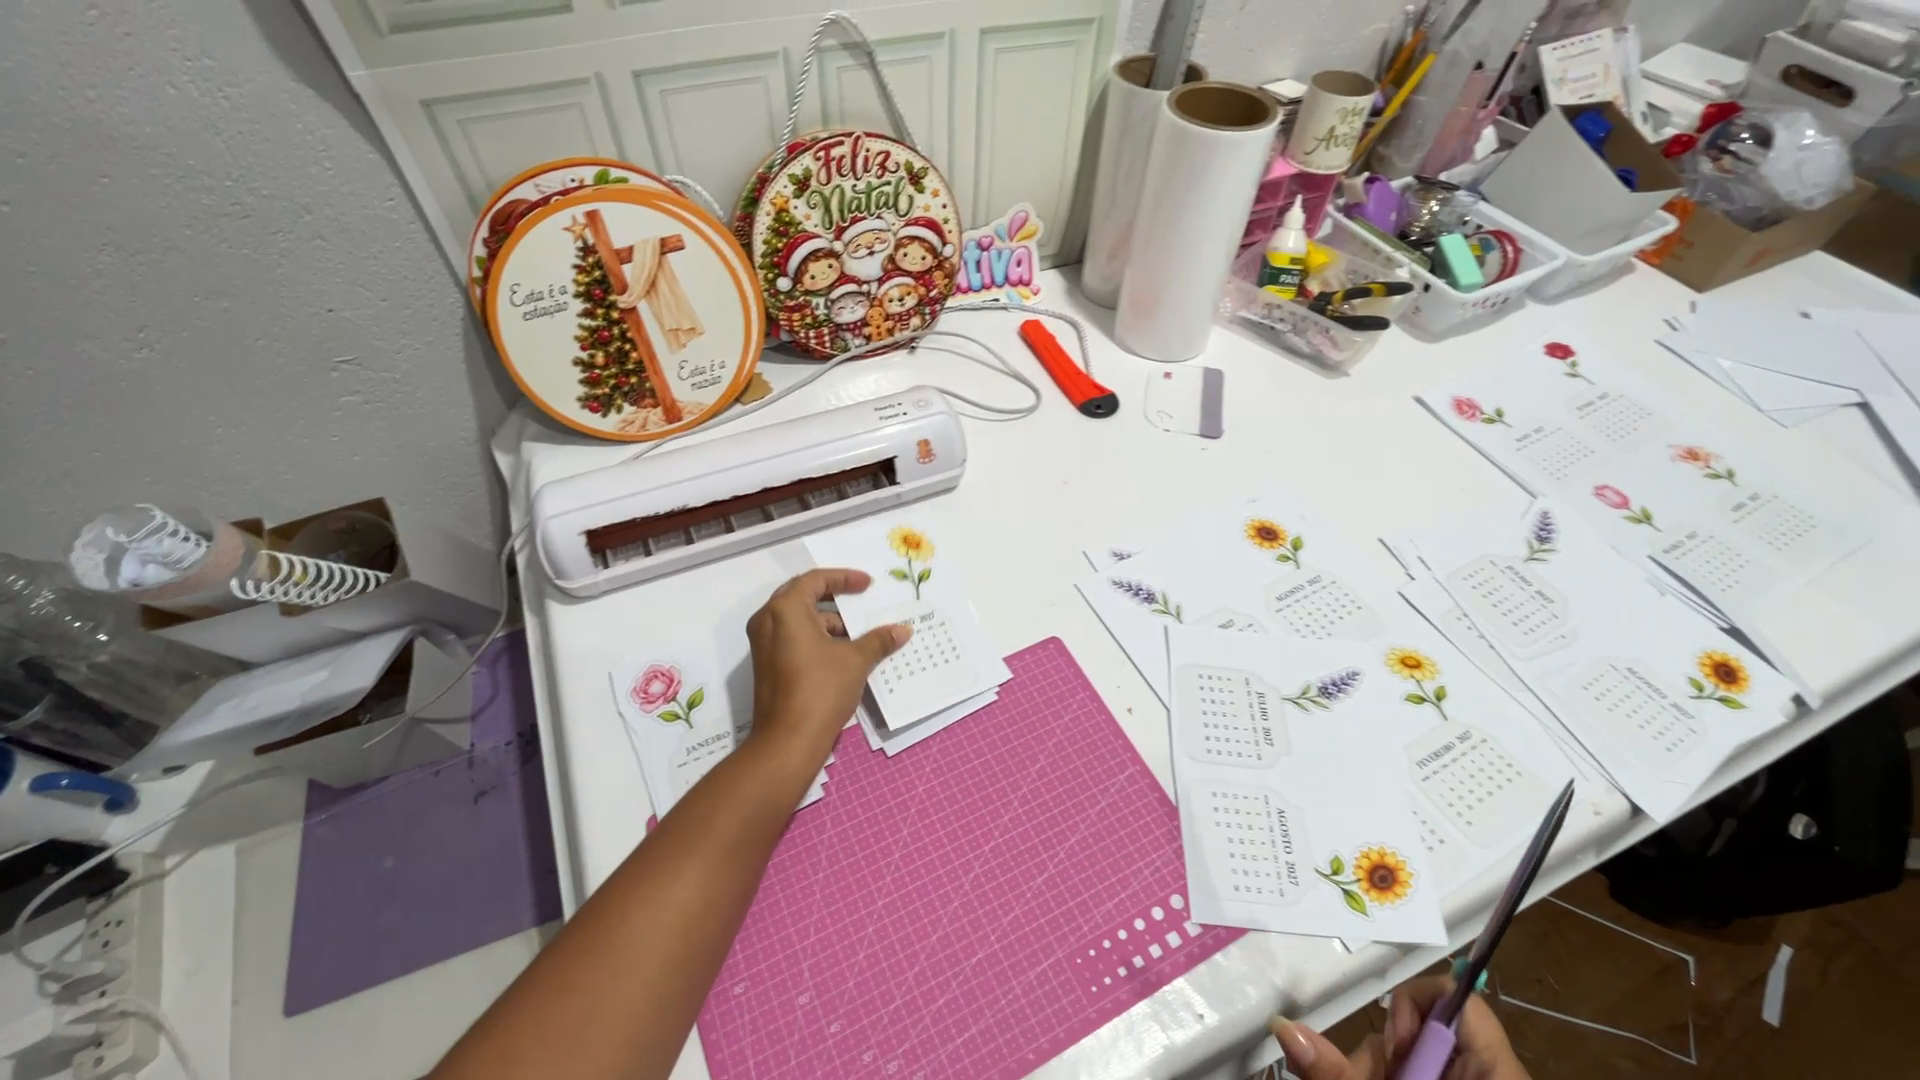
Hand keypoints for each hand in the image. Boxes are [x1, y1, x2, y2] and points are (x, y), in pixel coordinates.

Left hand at [745, 568, 909, 762]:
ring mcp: (763, 645)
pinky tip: (843, 653)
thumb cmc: (821, 690)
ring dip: (828, 622)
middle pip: (802, 596)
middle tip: (859, 600)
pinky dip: (817, 639)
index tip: (867, 585)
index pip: (815, 580)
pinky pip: (793, 639)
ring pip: (798, 620)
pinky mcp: (767, 665)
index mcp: (785, 610)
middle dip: (834, 597)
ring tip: (859, 634)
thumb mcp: (855, 661)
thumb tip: (903, 630)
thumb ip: (878, 640)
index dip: (844, 578)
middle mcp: (768, 621)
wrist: (788, 740)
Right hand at [1269, 976, 1528, 1079]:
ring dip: (1372, 1077)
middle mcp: (1480, 1073)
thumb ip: (1337, 1075)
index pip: (1452, 998)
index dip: (1412, 1008)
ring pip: (1405, 1063)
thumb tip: (1283, 1026)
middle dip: (1377, 1058)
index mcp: (1491, 1070)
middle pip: (1415, 1031)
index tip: (1392, 1050)